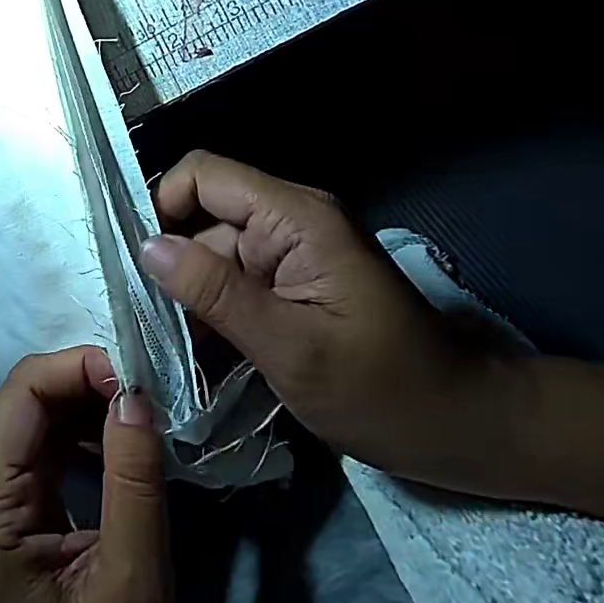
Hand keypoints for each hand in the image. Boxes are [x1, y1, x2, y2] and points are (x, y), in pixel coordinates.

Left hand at [0, 347, 167, 602]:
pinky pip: (34, 449)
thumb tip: (135, 391)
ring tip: (138, 408)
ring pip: (28, 419)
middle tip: (146, 389)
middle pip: (20, 402)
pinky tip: (114, 437)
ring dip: (83, 404)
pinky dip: (75, 432)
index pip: (20, 395)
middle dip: (84, 382)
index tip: (136, 374)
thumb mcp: (130, 583)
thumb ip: (132, 481)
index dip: (76, 367)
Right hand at [139, 151, 511, 487]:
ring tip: (167, 342)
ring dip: (187, 292)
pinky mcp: (289, 280)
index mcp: (294, 217)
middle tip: (146, 319)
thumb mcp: (292, 348)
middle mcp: (287, 220)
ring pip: (209, 252)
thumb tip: (146, 247)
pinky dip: (210, 308)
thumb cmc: (386, 390)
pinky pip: (230, 279)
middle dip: (170, 262)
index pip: (202, 175)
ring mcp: (288, 251)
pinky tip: (199, 348)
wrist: (464, 427)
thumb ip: (216, 293)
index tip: (138, 265)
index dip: (162, 207)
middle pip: (200, 216)